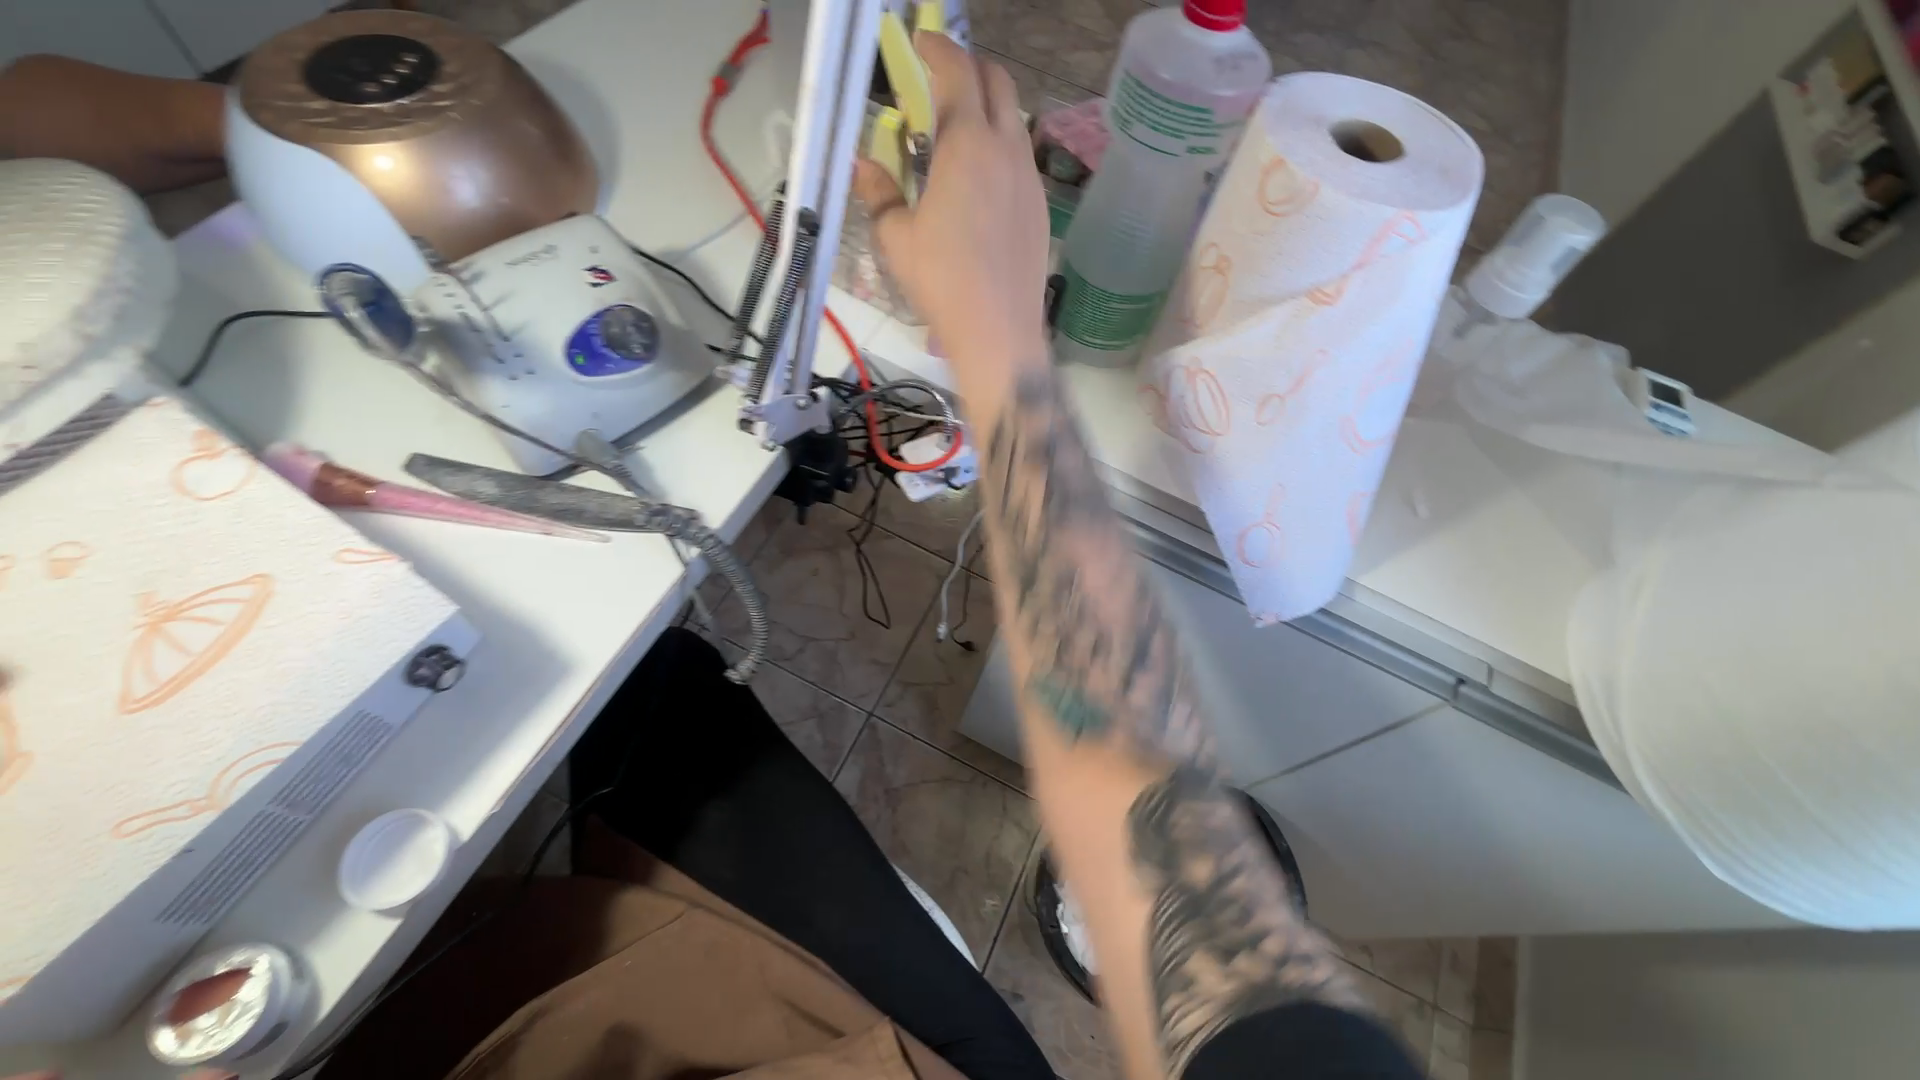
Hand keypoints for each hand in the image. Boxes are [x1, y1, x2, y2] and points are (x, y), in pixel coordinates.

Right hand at [852, 33, 1050, 364]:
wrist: (999, 329)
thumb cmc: (941, 281)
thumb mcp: (897, 238)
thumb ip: (879, 193)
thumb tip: (861, 167)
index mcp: (968, 146)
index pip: (958, 73)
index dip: (937, 49)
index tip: (919, 42)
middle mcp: (1007, 150)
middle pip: (998, 83)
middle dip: (969, 67)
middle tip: (939, 78)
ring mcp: (1030, 178)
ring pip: (1014, 120)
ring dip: (988, 107)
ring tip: (956, 131)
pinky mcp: (1040, 206)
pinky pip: (1021, 156)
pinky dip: (1000, 145)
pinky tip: (980, 178)